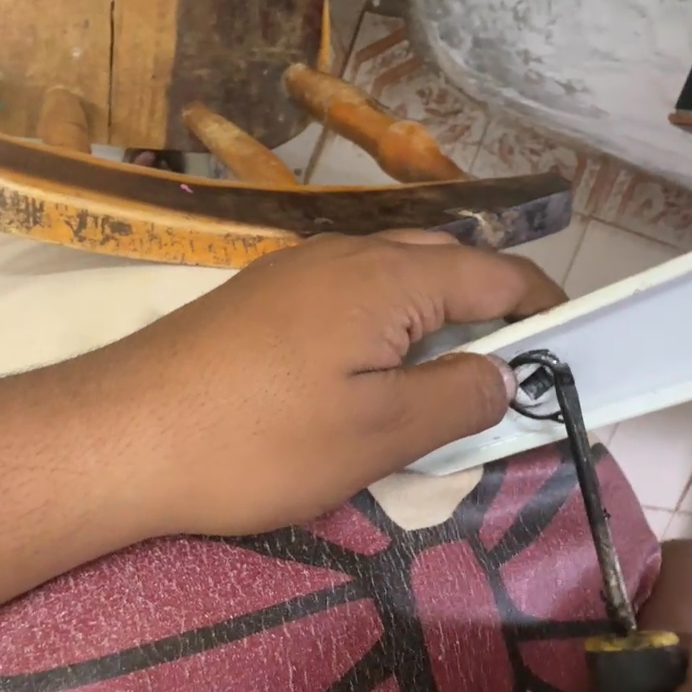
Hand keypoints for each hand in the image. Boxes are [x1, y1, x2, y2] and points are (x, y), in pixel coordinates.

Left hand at [62, 231, 563, 536]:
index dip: (542, 306)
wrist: (123, 433)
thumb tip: (505, 372)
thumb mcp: (379, 433)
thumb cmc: (260, 440)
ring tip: (441, 376)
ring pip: (392, 275)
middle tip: (505, 372)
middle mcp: (346, 252)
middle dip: (488, 308)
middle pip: (444, 262)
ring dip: (432, 314)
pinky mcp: (263, 294)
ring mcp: (297, 267)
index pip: (495, 273)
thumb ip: (457, 397)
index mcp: (388, 276)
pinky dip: (381, 321)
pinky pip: (347, 291)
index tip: (569, 346)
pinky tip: (366, 369)